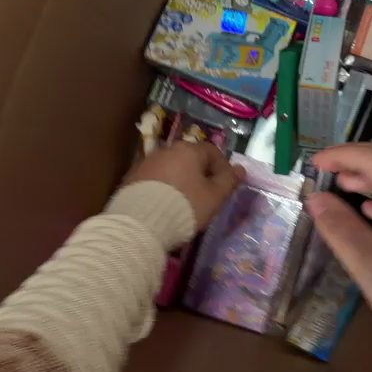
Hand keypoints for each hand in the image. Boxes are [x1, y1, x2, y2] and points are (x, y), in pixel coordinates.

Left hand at [125, 141, 243, 229]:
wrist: (141, 222)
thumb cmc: (186, 205)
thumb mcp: (214, 197)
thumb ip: (229, 181)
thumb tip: (241, 168)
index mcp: (189, 150)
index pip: (212, 151)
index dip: (222, 167)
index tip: (225, 185)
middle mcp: (167, 150)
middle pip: (189, 158)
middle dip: (200, 173)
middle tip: (205, 194)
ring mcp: (146, 162)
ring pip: (170, 167)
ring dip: (180, 179)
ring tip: (183, 201)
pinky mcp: (131, 177)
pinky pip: (154, 178)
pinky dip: (162, 187)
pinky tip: (164, 204)